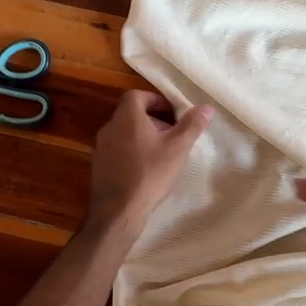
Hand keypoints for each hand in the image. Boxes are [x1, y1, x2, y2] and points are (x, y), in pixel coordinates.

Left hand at [89, 91, 212, 227]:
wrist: (119, 210)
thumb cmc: (150, 173)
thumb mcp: (178, 148)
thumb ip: (192, 125)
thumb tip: (207, 108)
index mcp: (127, 117)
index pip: (137, 95)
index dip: (155, 100)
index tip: (172, 114)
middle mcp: (110, 127)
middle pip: (131, 114)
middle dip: (152, 120)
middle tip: (171, 134)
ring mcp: (100, 147)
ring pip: (124, 133)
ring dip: (141, 137)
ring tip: (161, 153)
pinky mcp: (98, 165)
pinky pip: (117, 149)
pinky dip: (131, 151)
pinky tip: (144, 169)